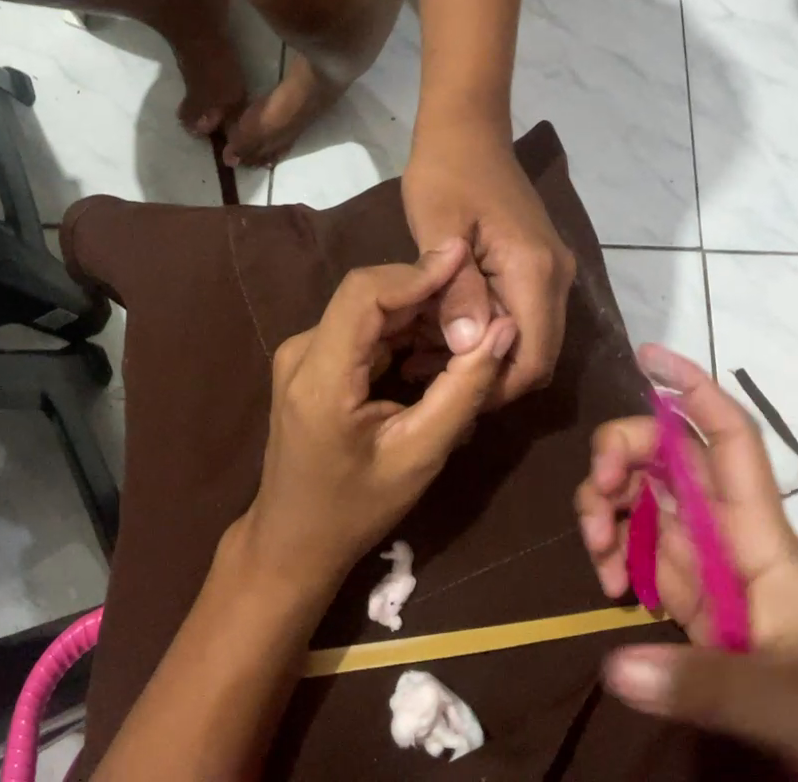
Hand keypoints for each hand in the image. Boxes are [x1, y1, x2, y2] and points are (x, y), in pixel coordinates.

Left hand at [242, 239, 516, 589]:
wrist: (293, 541)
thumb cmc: (356, 509)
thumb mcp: (420, 455)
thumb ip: (462, 390)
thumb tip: (504, 329)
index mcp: (320, 375)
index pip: (365, 293)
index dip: (418, 271)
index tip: (467, 257)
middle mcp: (302, 351)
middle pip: (369, 296)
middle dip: (429, 294)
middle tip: (485, 303)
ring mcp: (303, 355)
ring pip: (369, 311)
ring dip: (420, 314)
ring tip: (472, 327)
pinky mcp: (313, 362)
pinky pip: (363, 331)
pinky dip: (404, 334)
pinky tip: (441, 348)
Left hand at [403, 126, 574, 407]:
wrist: (468, 129)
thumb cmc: (446, 174)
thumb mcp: (439, 228)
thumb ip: (458, 289)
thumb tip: (469, 349)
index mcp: (535, 272)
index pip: (532, 358)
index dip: (494, 386)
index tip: (445, 395)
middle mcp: (556, 278)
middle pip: (537, 356)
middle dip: (488, 377)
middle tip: (431, 382)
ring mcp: (552, 273)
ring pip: (530, 340)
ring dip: (487, 357)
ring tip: (430, 360)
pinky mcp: (538, 267)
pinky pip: (524, 318)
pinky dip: (491, 334)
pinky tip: (446, 332)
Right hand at [574, 345, 797, 781]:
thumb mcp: (790, 700)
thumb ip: (704, 684)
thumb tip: (611, 668)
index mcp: (758, 533)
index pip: (725, 441)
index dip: (691, 391)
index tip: (645, 357)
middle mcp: (727, 536)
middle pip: (667, 464)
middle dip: (622, 459)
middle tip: (599, 496)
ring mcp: (711, 571)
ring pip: (647, 507)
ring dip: (610, 513)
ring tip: (599, 559)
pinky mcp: (700, 606)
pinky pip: (646, 558)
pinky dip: (618, 560)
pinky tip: (611, 589)